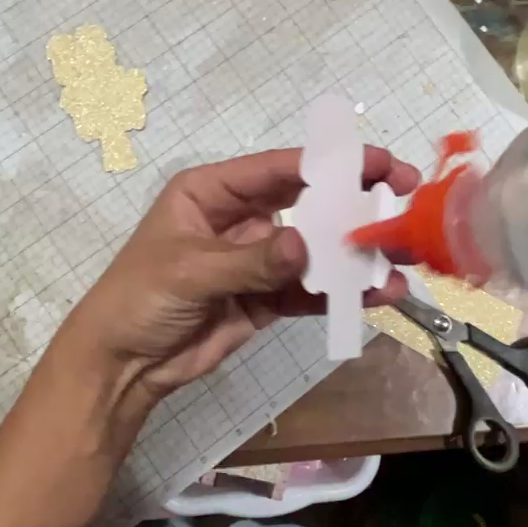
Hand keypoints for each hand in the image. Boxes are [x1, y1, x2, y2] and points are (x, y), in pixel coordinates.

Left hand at [56, 147, 420, 405]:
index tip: (378, 164)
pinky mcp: (265, 299)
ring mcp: (255, 260)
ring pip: (314, 250)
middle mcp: (239, 218)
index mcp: (211, 192)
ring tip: (400, 263)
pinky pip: (309, 290)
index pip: (277, 169)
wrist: (123, 363)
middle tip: (404, 207)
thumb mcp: (190, 271)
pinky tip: (375, 296)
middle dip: (353, 205)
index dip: (329, 163)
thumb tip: (305, 246)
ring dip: (354, 256)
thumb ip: (250, 260)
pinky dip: (339, 294)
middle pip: (305, 204)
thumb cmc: (140, 298)